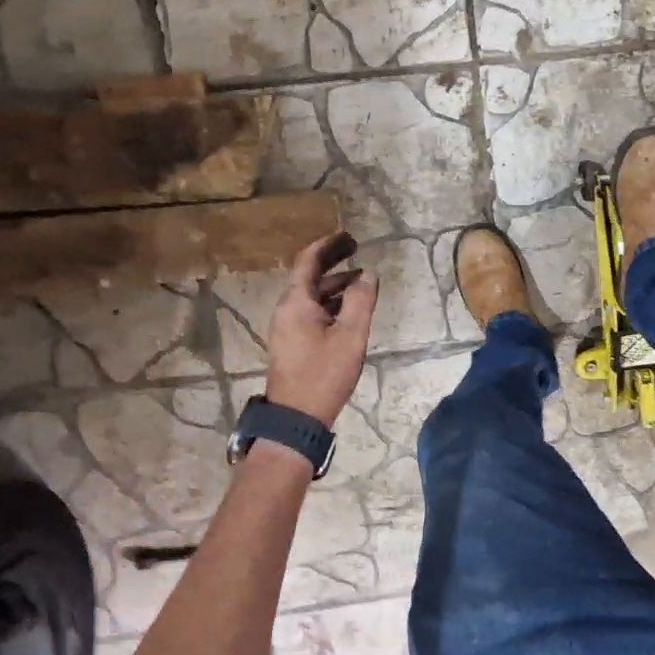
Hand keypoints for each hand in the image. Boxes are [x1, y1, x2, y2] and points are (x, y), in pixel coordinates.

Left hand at [263, 233, 377, 428]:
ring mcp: (287, 327)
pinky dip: (330, 303)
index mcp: (296, 302)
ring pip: (311, 296)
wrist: (296, 418)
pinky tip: (350, 308)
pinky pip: (311, 312)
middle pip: (309, 276)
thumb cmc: (323, 374)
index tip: (348, 236)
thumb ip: (361, 301)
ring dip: (334, 284)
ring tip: (361, 279)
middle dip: (333, 261)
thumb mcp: (350, 336)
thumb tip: (368, 274)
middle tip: (356, 249)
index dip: (328, 245)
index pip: (308, 261)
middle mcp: (287, 310)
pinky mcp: (293, 343)